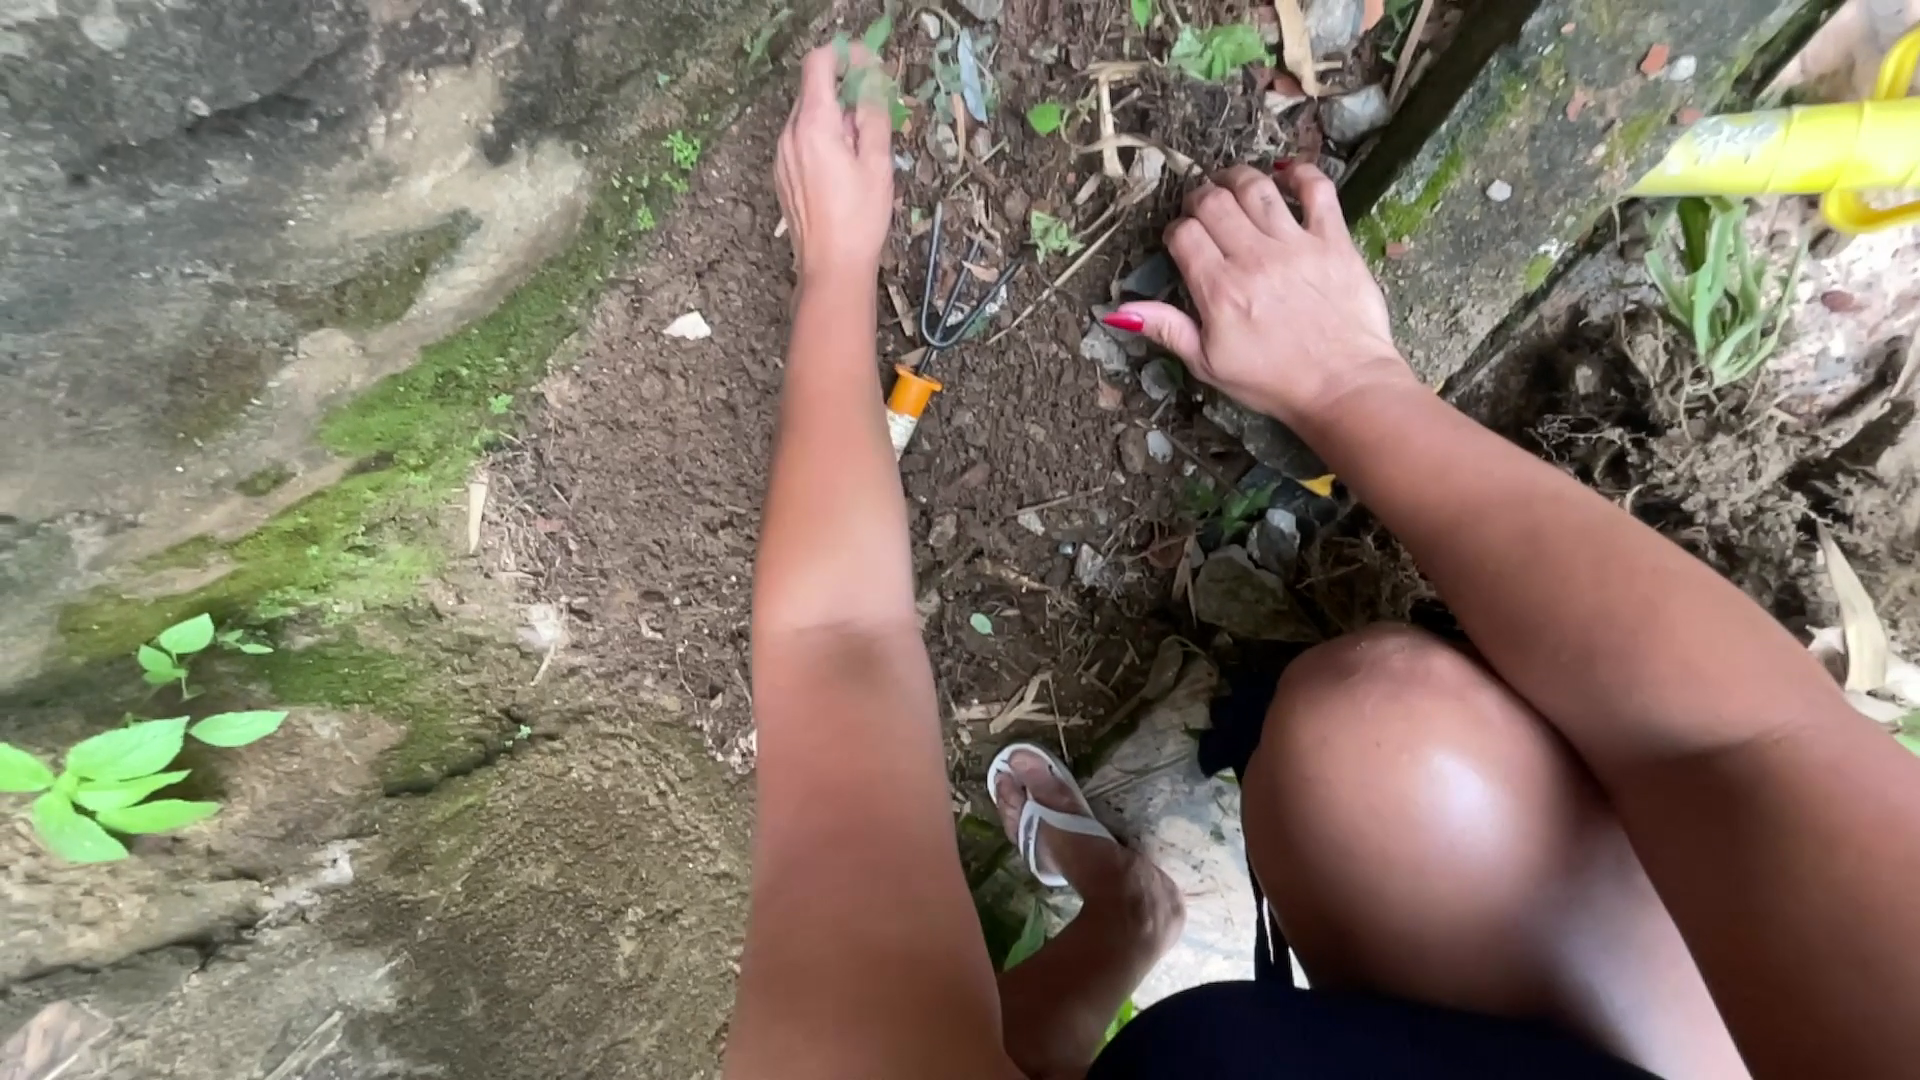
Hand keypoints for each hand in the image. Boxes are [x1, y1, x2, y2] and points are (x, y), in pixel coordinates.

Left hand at [775, 44, 893, 288]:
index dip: (845, 58)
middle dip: (845, 96)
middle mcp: (790, 136)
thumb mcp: (878, 165)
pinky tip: (842, 175)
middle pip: (815, 93)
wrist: (832, 269)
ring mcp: (782, 158)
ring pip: (809, 120)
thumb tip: (871, 84)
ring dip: (836, 124)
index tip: (868, 70)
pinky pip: (802, 145)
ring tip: (861, 157)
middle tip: (874, 121)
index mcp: (814, 126)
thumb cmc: (859, 222)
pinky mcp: (783, 177)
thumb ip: (873, 116)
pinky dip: (823, 145)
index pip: (819, 64)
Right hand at [1111, 163, 1415, 426]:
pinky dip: (1300, 174)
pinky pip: (1317, 190)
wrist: (1341, 385)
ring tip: (1231, 183)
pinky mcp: (1334, 240)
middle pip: (1215, 203)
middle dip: (1199, 198)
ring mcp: (1296, 244)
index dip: (1175, 231)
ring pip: (1257, 188)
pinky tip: (1287, 175)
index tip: (1178, 240)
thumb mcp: (1207, 364)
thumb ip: (1167, 329)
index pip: (1184, 236)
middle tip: (1200, 207)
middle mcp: (1253, 258)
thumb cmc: (1270, 381)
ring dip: (1237, 178)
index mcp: (1218, 290)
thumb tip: (1120, 311)